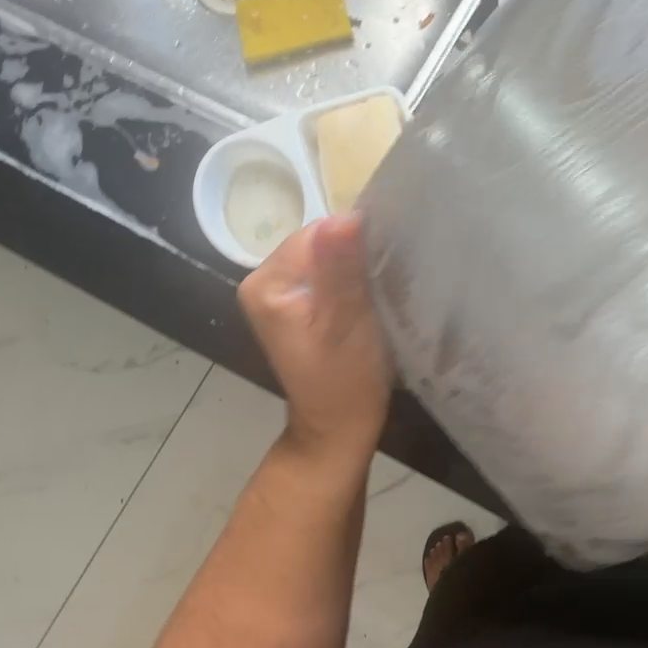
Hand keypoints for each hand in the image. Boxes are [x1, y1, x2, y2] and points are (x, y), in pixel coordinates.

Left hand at [238, 213, 392, 458]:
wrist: (338, 430)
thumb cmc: (346, 384)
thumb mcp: (348, 325)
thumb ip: (342, 272)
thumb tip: (344, 218)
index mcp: (266, 284)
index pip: (319, 233)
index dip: (357, 246)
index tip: (385, 270)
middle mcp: (262, 282)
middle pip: (321, 243)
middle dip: (356, 258)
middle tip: (385, 286)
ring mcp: (277, 295)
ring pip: (326, 258)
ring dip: (356, 272)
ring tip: (379, 296)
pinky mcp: (294, 306)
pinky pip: (326, 276)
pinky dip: (350, 284)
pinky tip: (368, 304)